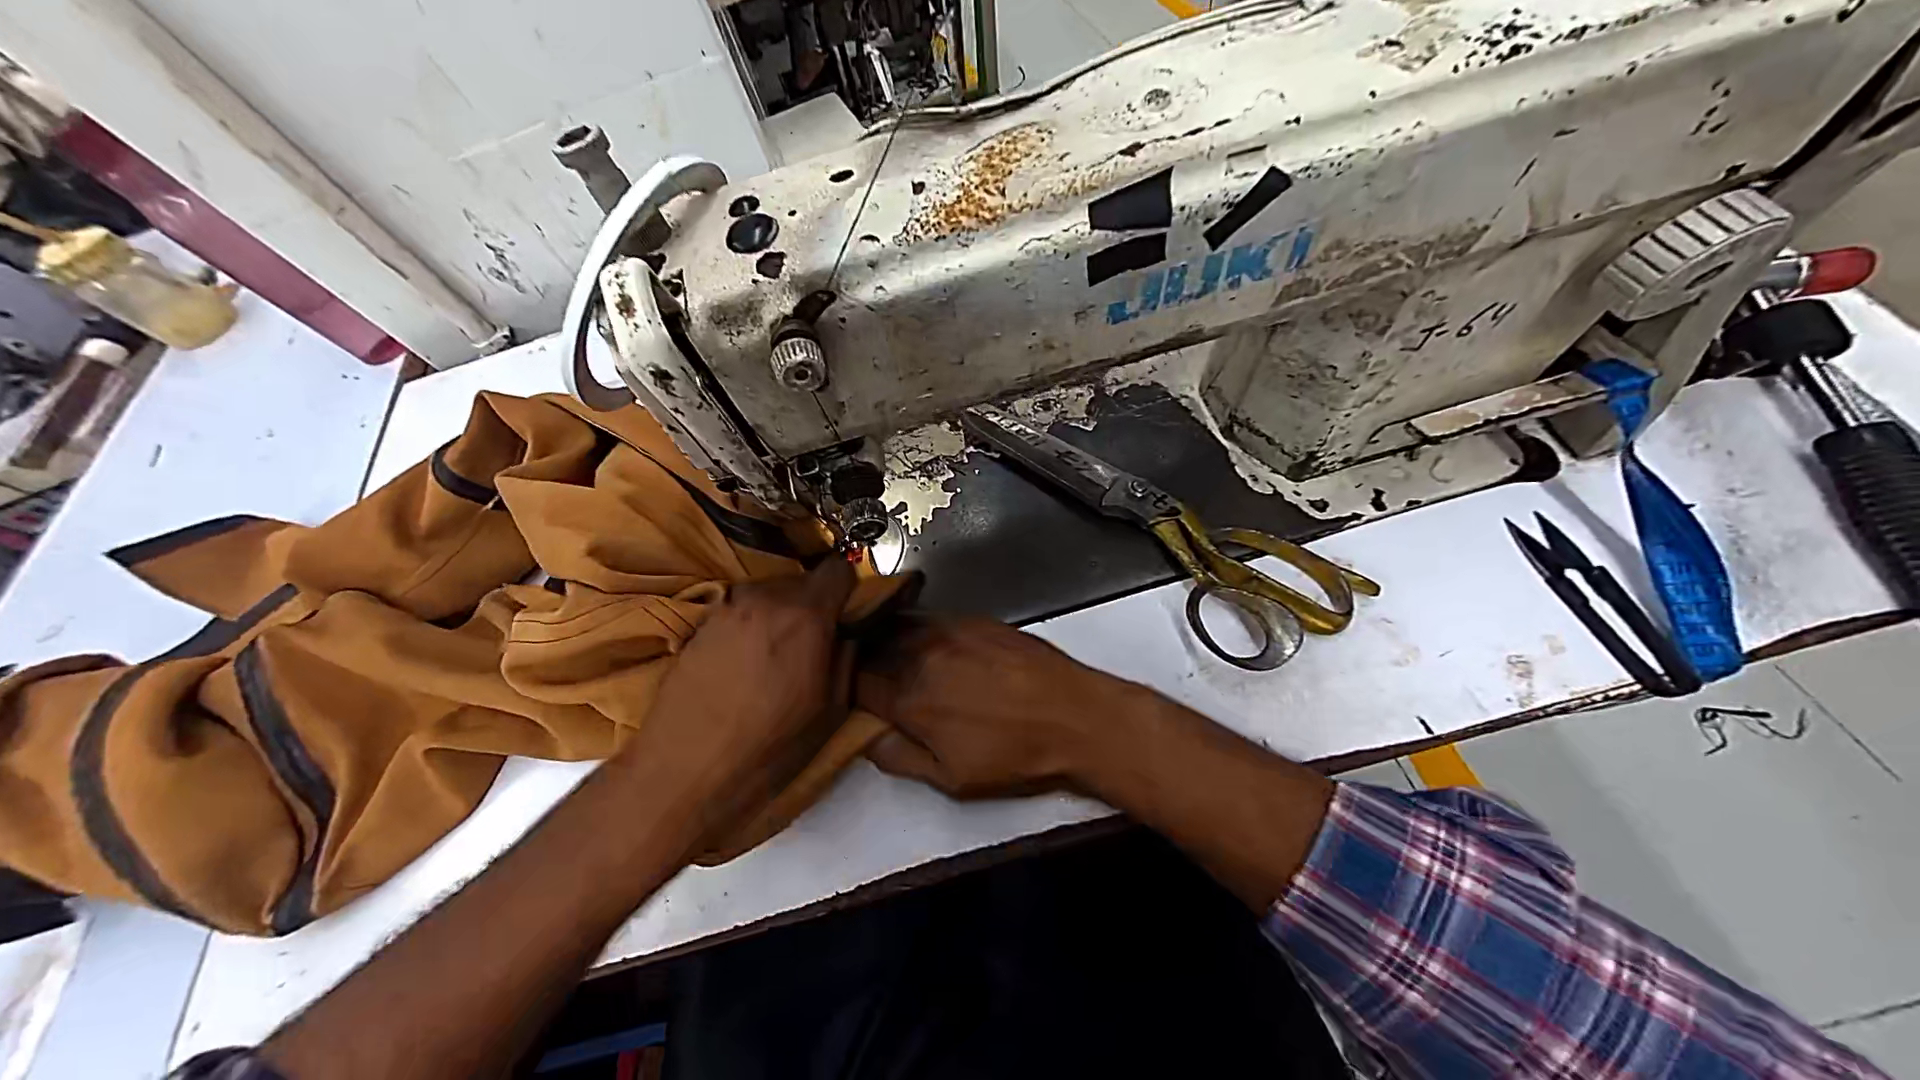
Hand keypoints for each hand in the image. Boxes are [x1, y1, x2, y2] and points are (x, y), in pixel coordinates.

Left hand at [619, 557, 855, 843]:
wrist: (685, 773)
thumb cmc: (770, 748)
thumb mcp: (831, 709)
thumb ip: (847, 656)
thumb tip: (848, 632)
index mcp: (805, 615)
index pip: (838, 569)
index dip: (850, 587)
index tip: (849, 609)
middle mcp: (764, 598)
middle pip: (801, 581)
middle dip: (813, 605)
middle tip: (814, 642)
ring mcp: (726, 608)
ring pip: (767, 595)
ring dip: (779, 614)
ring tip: (775, 656)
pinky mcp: (698, 625)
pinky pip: (738, 612)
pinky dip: (750, 626)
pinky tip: (744, 664)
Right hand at [857, 617, 1155, 798]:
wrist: (1076, 717)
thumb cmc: (1018, 755)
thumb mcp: (951, 779)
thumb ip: (900, 758)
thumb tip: (868, 738)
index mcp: (911, 701)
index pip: (857, 686)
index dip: (851, 692)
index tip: (855, 698)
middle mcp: (923, 658)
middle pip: (872, 651)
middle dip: (864, 663)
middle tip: (868, 675)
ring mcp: (950, 633)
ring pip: (898, 628)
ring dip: (887, 641)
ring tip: (892, 656)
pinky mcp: (975, 620)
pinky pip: (931, 618)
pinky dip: (919, 629)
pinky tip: (932, 646)